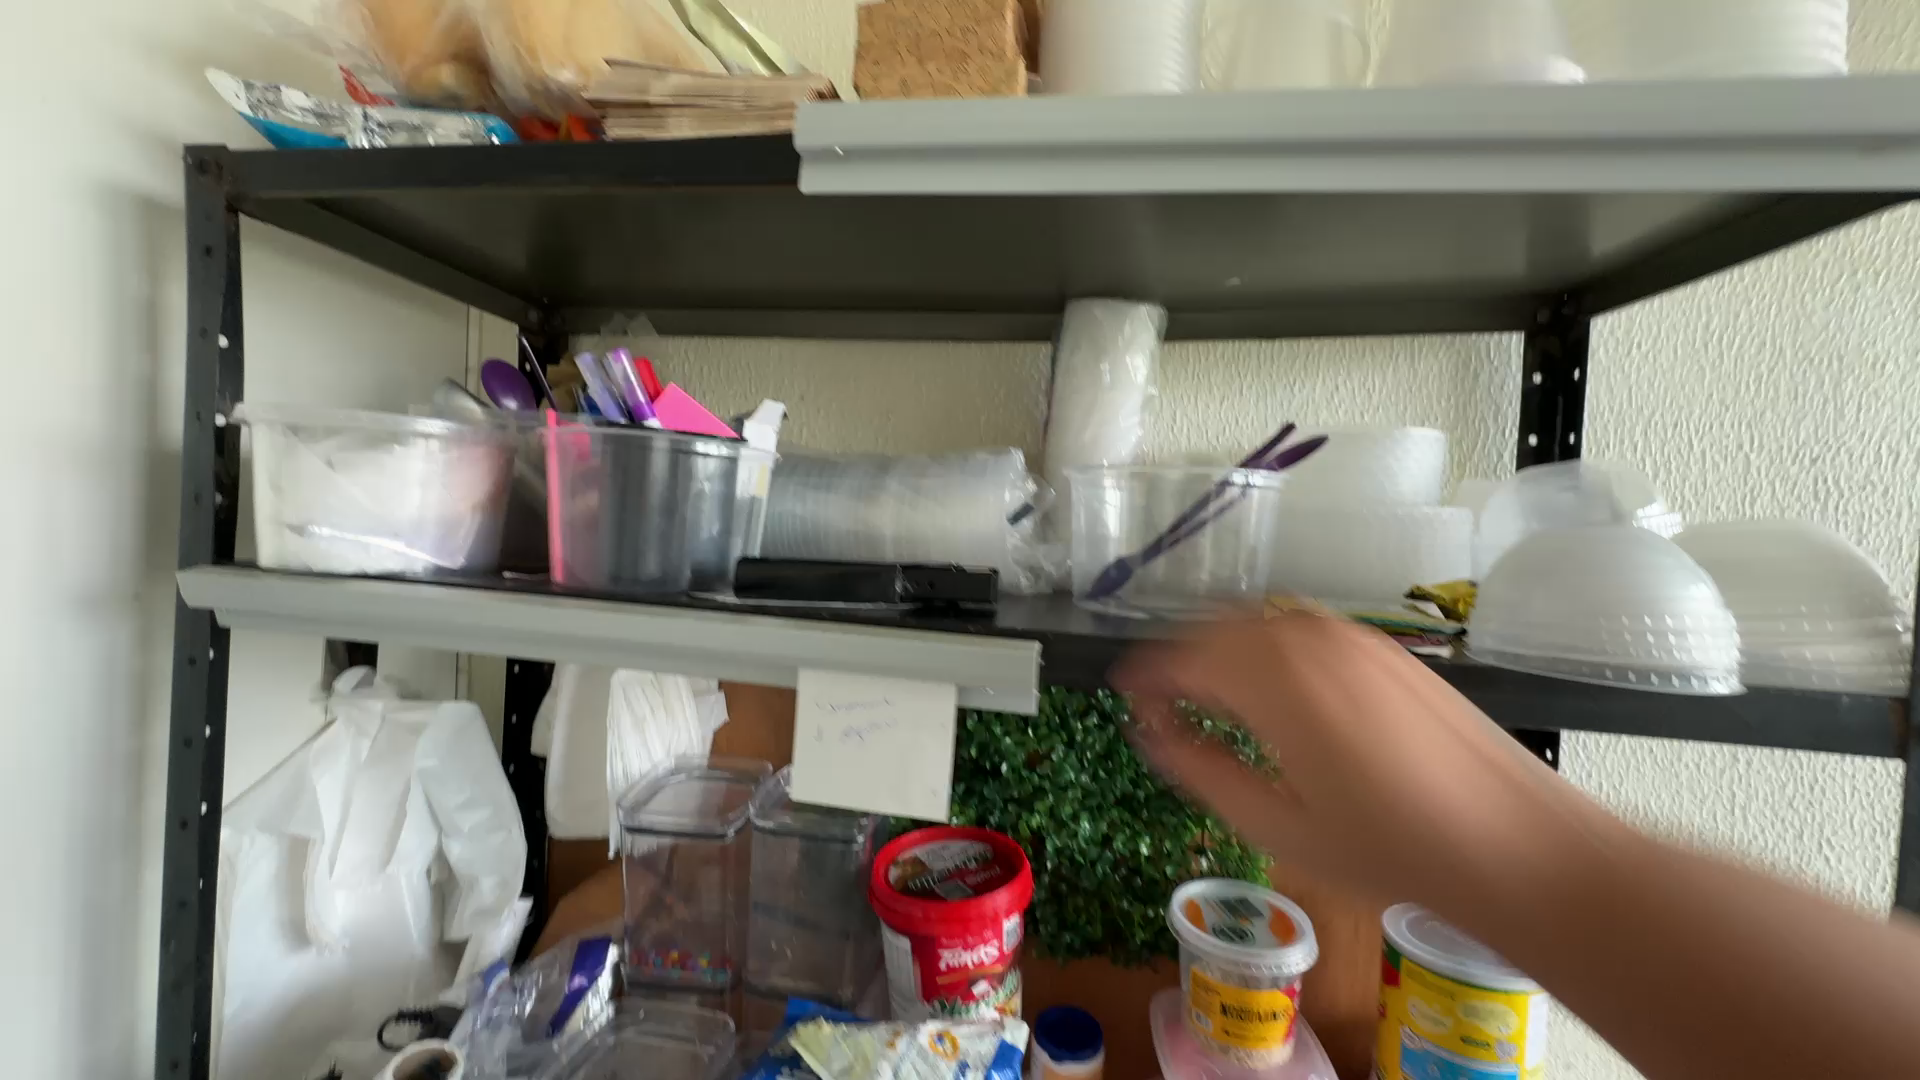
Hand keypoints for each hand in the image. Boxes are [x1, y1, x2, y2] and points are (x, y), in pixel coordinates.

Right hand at [1114, 613, 1622, 920]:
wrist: (1519, 847)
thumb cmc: (1387, 846)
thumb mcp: (1274, 822)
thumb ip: (1198, 769)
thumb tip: (1150, 732)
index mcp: (1271, 678)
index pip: (1180, 656)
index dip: (1144, 674)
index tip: (1127, 696)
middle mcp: (1305, 638)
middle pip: (1213, 626)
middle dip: (1177, 657)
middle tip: (1163, 699)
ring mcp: (1349, 636)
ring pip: (1257, 621)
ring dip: (1221, 647)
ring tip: (1211, 695)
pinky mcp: (1382, 647)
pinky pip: (1300, 629)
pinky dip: (1266, 647)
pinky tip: (1274, 690)